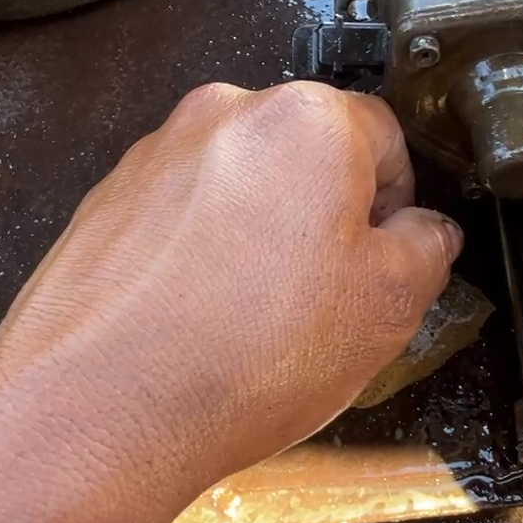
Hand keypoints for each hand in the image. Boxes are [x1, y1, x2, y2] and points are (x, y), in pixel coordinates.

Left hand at [0, 81, 460, 485]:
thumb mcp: (388, 305)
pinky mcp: (114, 193)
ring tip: (257, 312)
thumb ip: (428, 247)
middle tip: (326, 290)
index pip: (385, 137)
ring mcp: (161, 151)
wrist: (94, 408)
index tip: (386, 252)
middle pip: (310, 153)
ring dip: (266, 230)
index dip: (397, 201)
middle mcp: (226, 114)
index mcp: (306, 121)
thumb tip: (424, 232)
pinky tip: (204, 310)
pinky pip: (188, 207)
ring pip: (246, 181)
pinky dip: (206, 245)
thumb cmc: (241, 353)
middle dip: (328, 213)